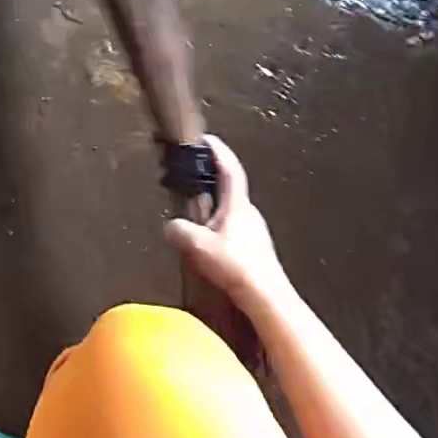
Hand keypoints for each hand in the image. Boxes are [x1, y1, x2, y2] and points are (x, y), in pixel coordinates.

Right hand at [164, 136, 291, 311]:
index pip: (229, 168)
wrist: (267, 298)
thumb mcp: (198, 245)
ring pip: (232, 212)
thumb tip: (170, 227)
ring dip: (215, 211)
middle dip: (212, 183)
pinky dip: (220, 229)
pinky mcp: (256, 249)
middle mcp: (249, 213)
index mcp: (237, 205)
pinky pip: (235, 230)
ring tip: (196, 219)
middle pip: (230, 189)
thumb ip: (180, 230)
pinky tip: (210, 246)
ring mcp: (255, 231)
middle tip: (194, 181)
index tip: (207, 139)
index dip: (218, 151)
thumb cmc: (237, 267)